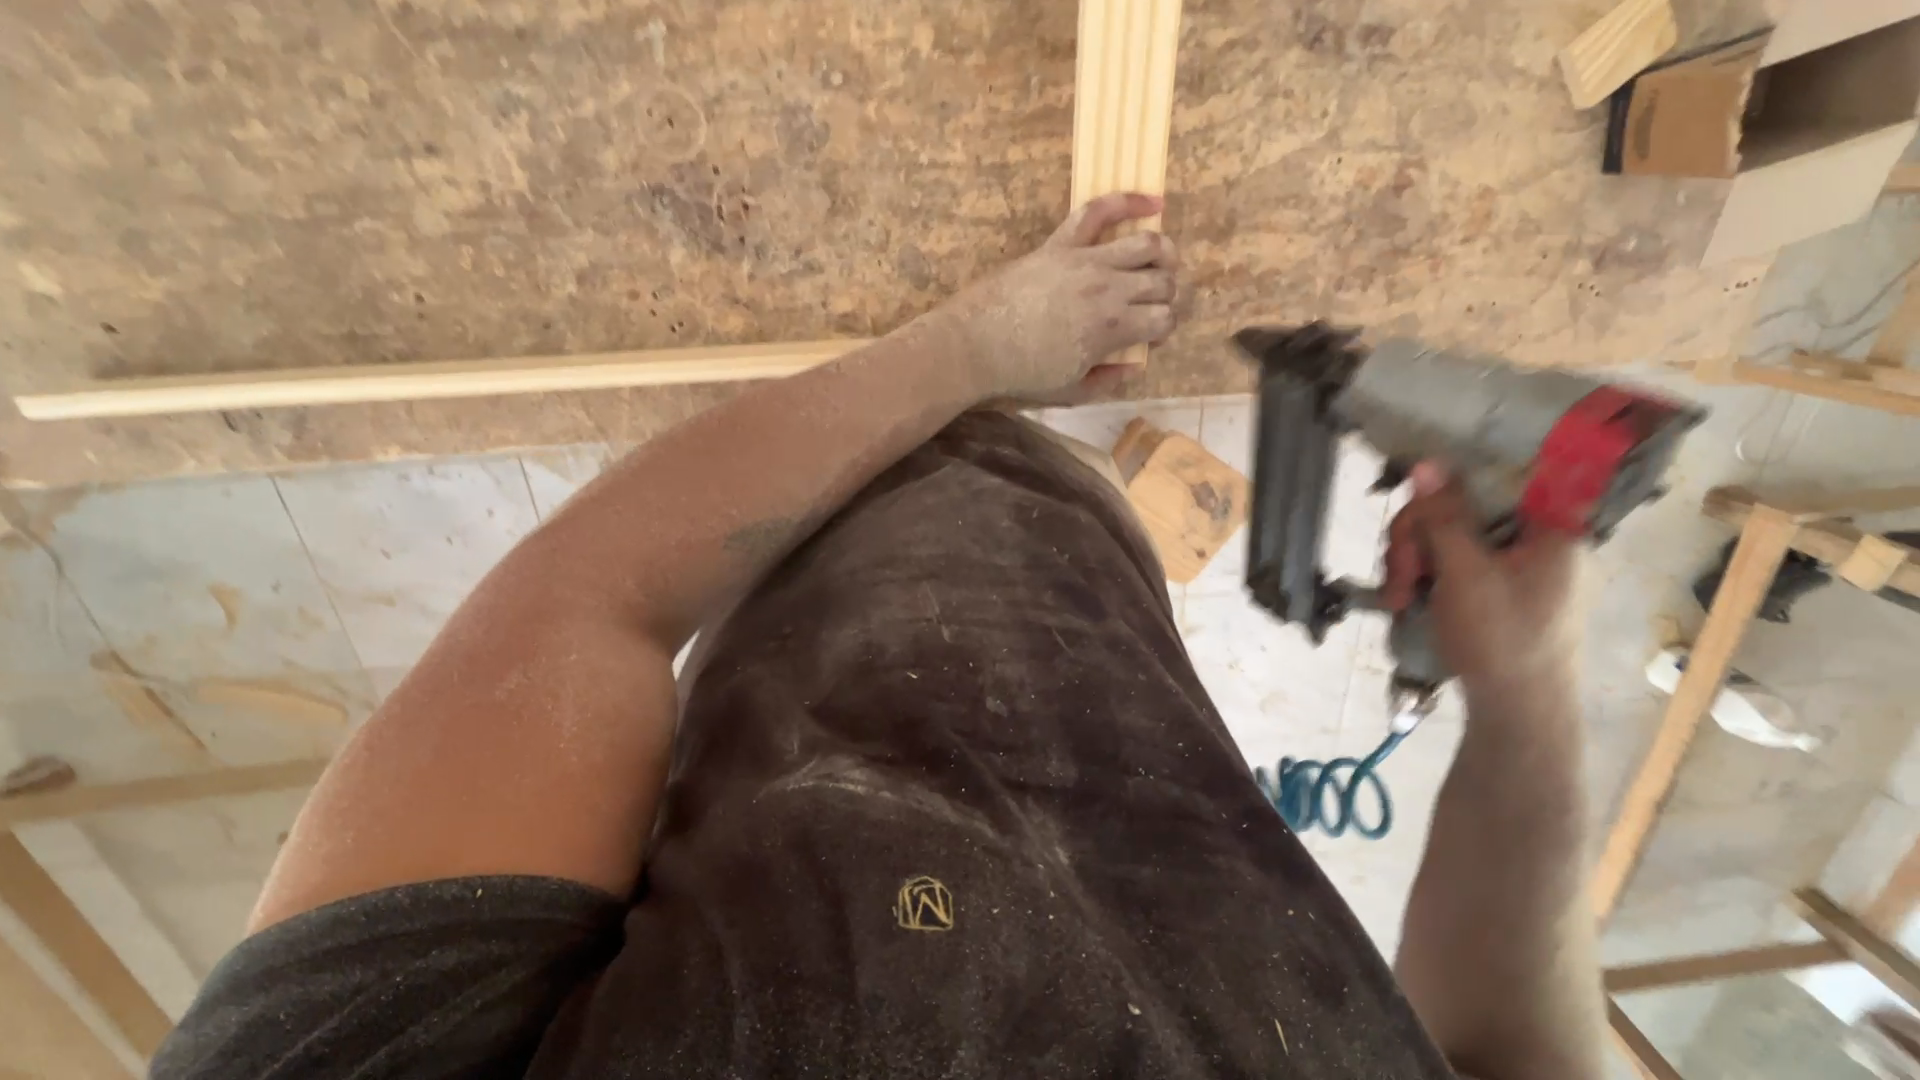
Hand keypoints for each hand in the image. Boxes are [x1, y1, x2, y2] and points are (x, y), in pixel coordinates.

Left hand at [921, 192, 1177, 403]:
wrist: (975, 344)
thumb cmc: (1022, 373)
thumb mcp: (1072, 390)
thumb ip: (1108, 379)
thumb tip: (1134, 365)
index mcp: (1114, 329)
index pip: (1166, 319)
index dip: (1168, 327)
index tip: (1154, 336)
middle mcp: (1109, 288)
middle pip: (1164, 282)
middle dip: (1173, 294)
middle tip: (1161, 304)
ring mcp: (1086, 260)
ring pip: (1147, 244)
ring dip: (1165, 253)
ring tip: (1165, 263)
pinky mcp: (1062, 244)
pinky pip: (1098, 211)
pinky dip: (1129, 201)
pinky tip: (1152, 202)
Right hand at [1382, 462, 1581, 695]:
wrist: (1516, 713)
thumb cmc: (1501, 639)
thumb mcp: (1465, 573)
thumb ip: (1443, 517)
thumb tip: (1426, 463)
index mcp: (1547, 526)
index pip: (1495, 476)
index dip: (1449, 482)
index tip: (1416, 507)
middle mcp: (1532, 539)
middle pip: (1458, 509)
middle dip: (1416, 540)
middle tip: (1399, 575)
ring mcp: (1511, 566)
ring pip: (1444, 538)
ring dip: (1410, 563)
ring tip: (1398, 599)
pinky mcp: (1491, 589)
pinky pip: (1447, 564)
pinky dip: (1421, 579)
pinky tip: (1405, 602)